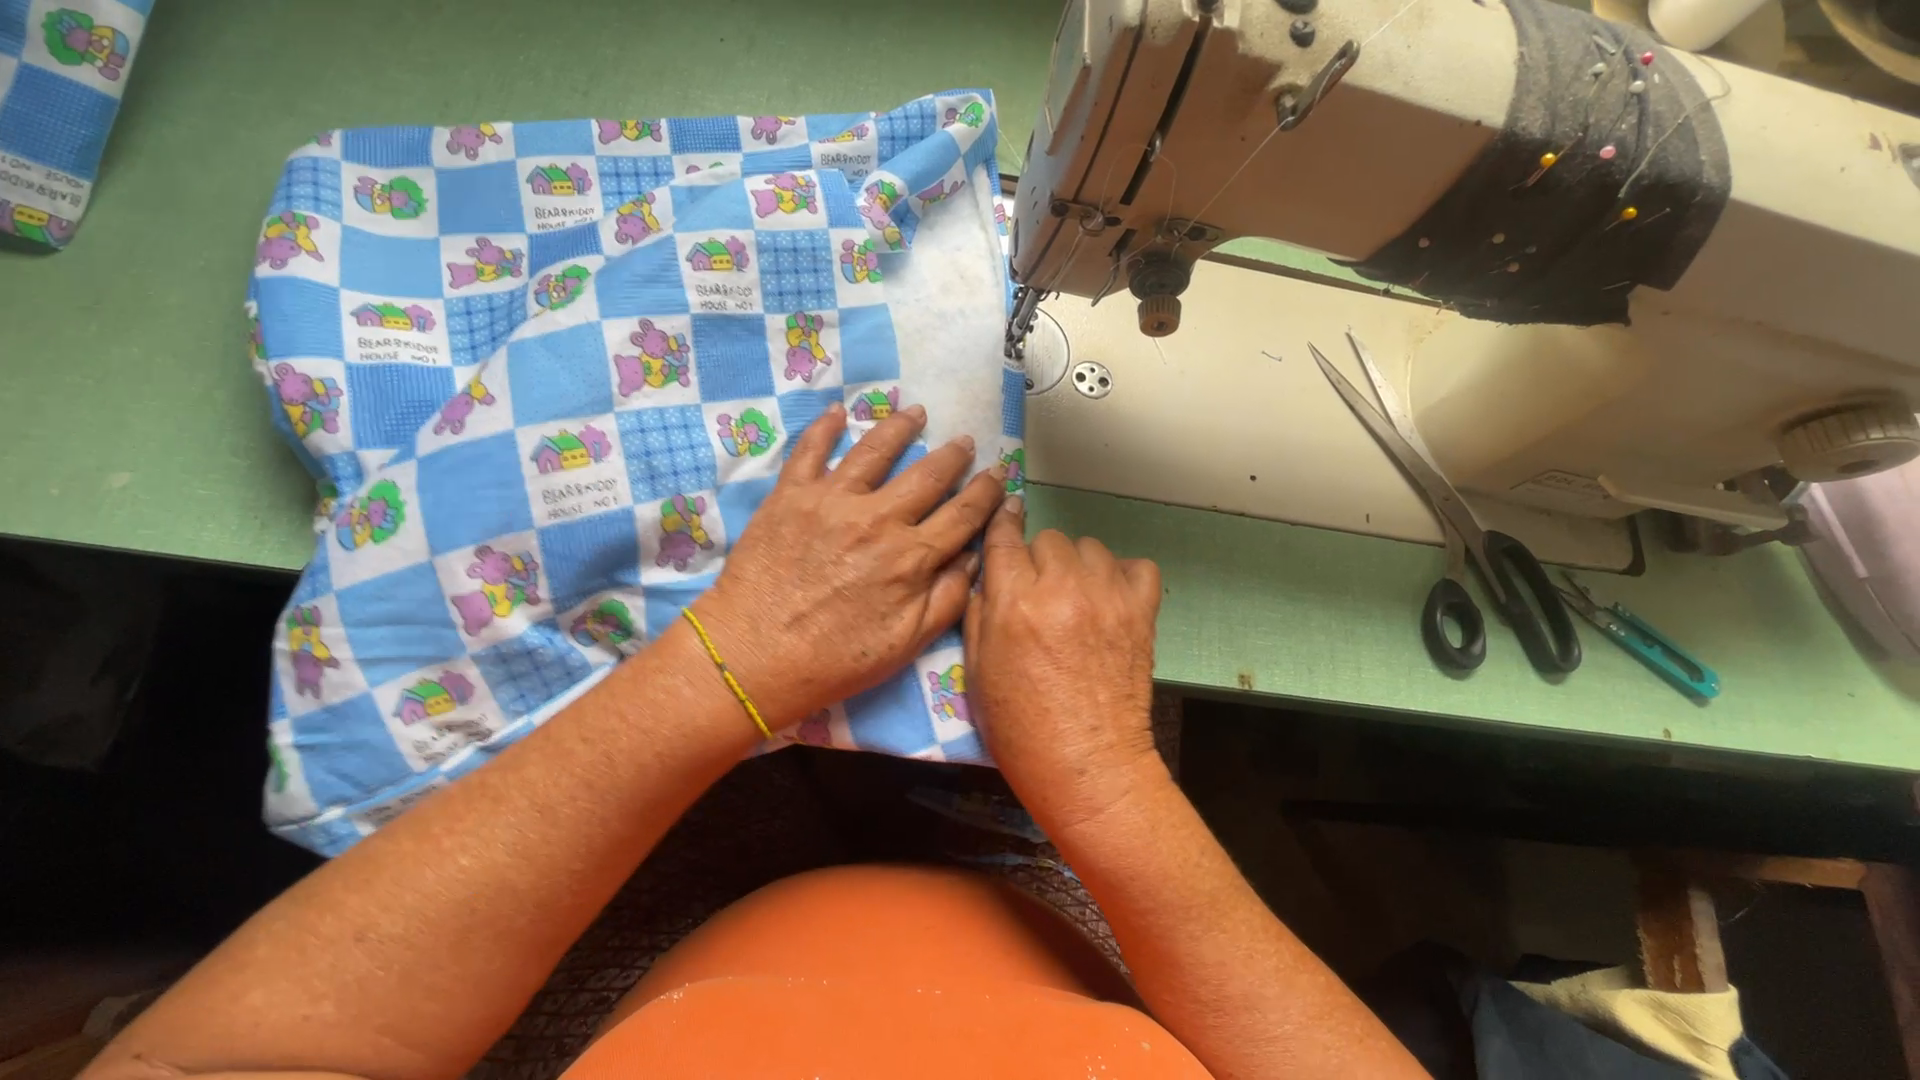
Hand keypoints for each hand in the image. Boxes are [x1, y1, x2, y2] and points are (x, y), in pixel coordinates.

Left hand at [694, 403, 1004, 730]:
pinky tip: (839, 412)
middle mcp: (878, 518)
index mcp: (911, 558)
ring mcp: (832, 501)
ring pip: (875, 450)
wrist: (754, 657)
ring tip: (916, 412)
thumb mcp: (907, 643)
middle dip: (953, 456)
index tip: (1000, 474)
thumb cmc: (835, 660)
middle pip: (927, 475)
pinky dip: (825, 426)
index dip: (986, 492)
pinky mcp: (790, 495)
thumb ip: (948, 598)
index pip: (962, 514)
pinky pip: (810, 450)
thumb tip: (975, 557)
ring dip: (900, 427)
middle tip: (965, 441)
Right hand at [964, 497, 1166, 828]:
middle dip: (1038, 561)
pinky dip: (1121, 575)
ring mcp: (1106, 597)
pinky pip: (1136, 566)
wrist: (1085, 764)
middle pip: (1048, 539)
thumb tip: (990, 577)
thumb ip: (979, 613)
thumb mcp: (976, 670)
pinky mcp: (1140, 611)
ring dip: (1077, 566)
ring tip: (1074, 598)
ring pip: (1089, 547)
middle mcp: (1061, 588)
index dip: (1002, 523)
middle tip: (1038, 594)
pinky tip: (1109, 598)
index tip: (1005, 515)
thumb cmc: (1018, 726)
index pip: (1004, 538)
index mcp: (1014, 602)